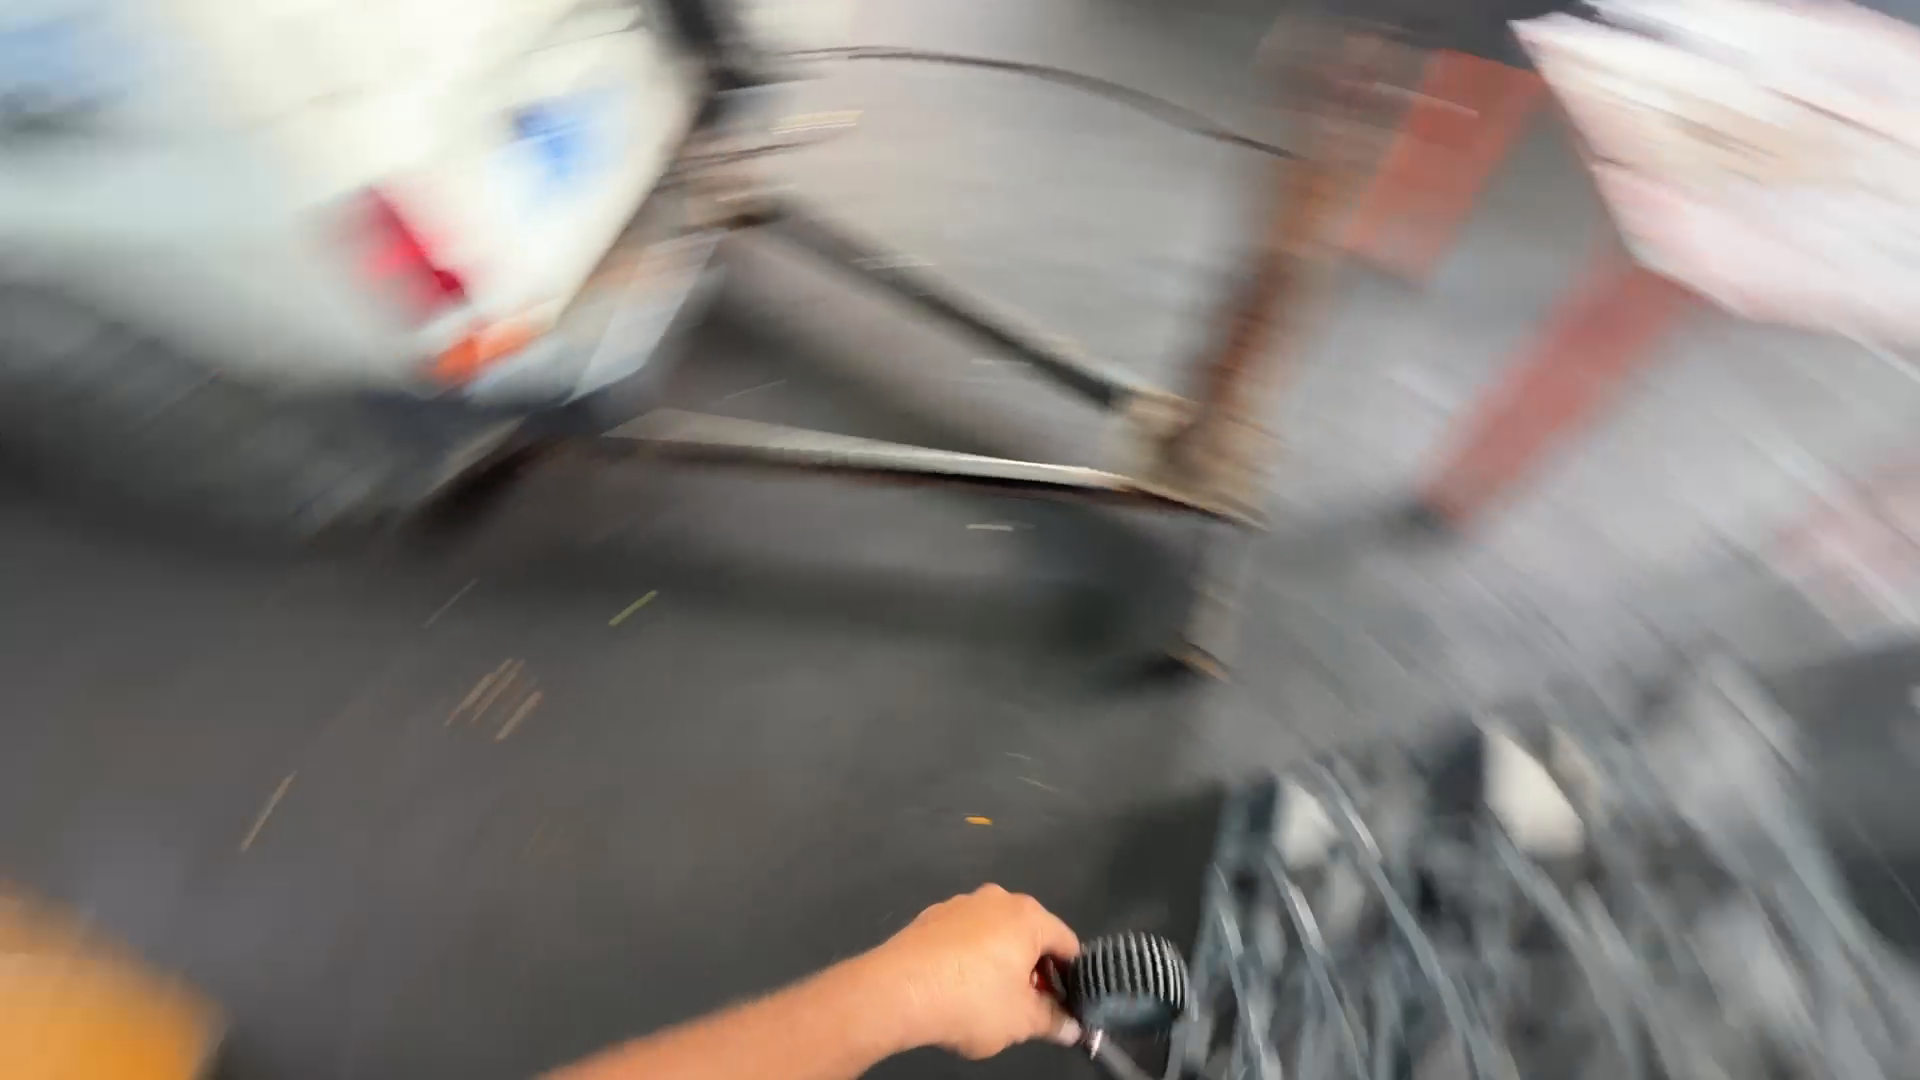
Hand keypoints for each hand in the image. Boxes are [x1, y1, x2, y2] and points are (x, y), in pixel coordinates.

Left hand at [859, 885, 1081, 1059]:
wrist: (900, 988)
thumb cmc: (971, 999)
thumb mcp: (1022, 1020)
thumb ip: (1053, 1020)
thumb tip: (1072, 1026)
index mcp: (1027, 916)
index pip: (1067, 942)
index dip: (1073, 977)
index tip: (1067, 1005)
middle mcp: (998, 898)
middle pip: (1031, 934)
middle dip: (1036, 969)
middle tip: (1030, 1006)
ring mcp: (963, 902)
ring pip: (997, 931)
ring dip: (1003, 961)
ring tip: (991, 999)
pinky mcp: (935, 914)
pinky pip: (967, 933)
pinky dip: (972, 955)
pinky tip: (959, 984)